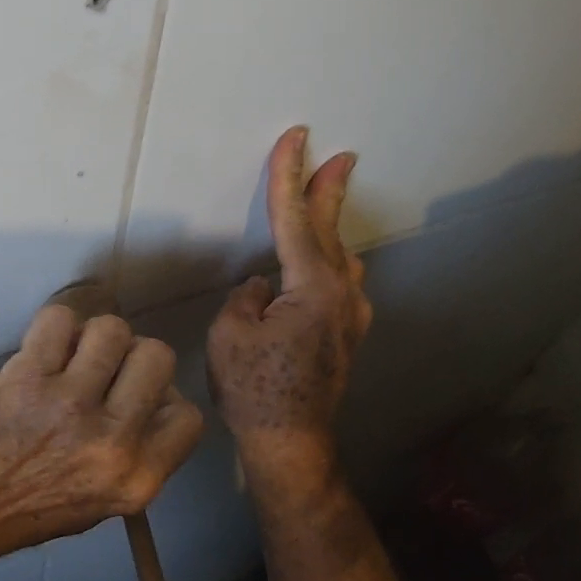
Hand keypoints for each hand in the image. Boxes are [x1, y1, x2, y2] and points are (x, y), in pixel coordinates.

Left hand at [0, 304, 204, 563]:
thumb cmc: (32, 510)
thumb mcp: (106, 503)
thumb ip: (139, 455)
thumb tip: (153, 395)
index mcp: (138, 478)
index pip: (188, 414)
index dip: (164, 397)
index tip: (133, 397)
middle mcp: (113, 439)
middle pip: (157, 356)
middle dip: (132, 356)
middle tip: (101, 370)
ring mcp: (69, 403)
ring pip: (112, 329)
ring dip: (91, 335)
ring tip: (68, 356)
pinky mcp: (27, 377)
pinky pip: (60, 319)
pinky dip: (54, 325)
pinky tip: (41, 348)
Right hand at [206, 126, 371, 474]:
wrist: (290, 442)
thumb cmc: (253, 388)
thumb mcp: (230, 334)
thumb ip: (247, 298)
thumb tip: (263, 287)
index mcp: (313, 288)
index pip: (296, 220)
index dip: (290, 176)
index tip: (297, 139)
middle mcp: (342, 296)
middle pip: (331, 233)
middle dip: (329, 192)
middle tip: (339, 158)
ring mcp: (350, 318)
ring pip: (341, 260)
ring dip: (331, 229)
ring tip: (326, 203)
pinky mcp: (346, 337)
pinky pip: (339, 285)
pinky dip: (329, 263)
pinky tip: (319, 267)